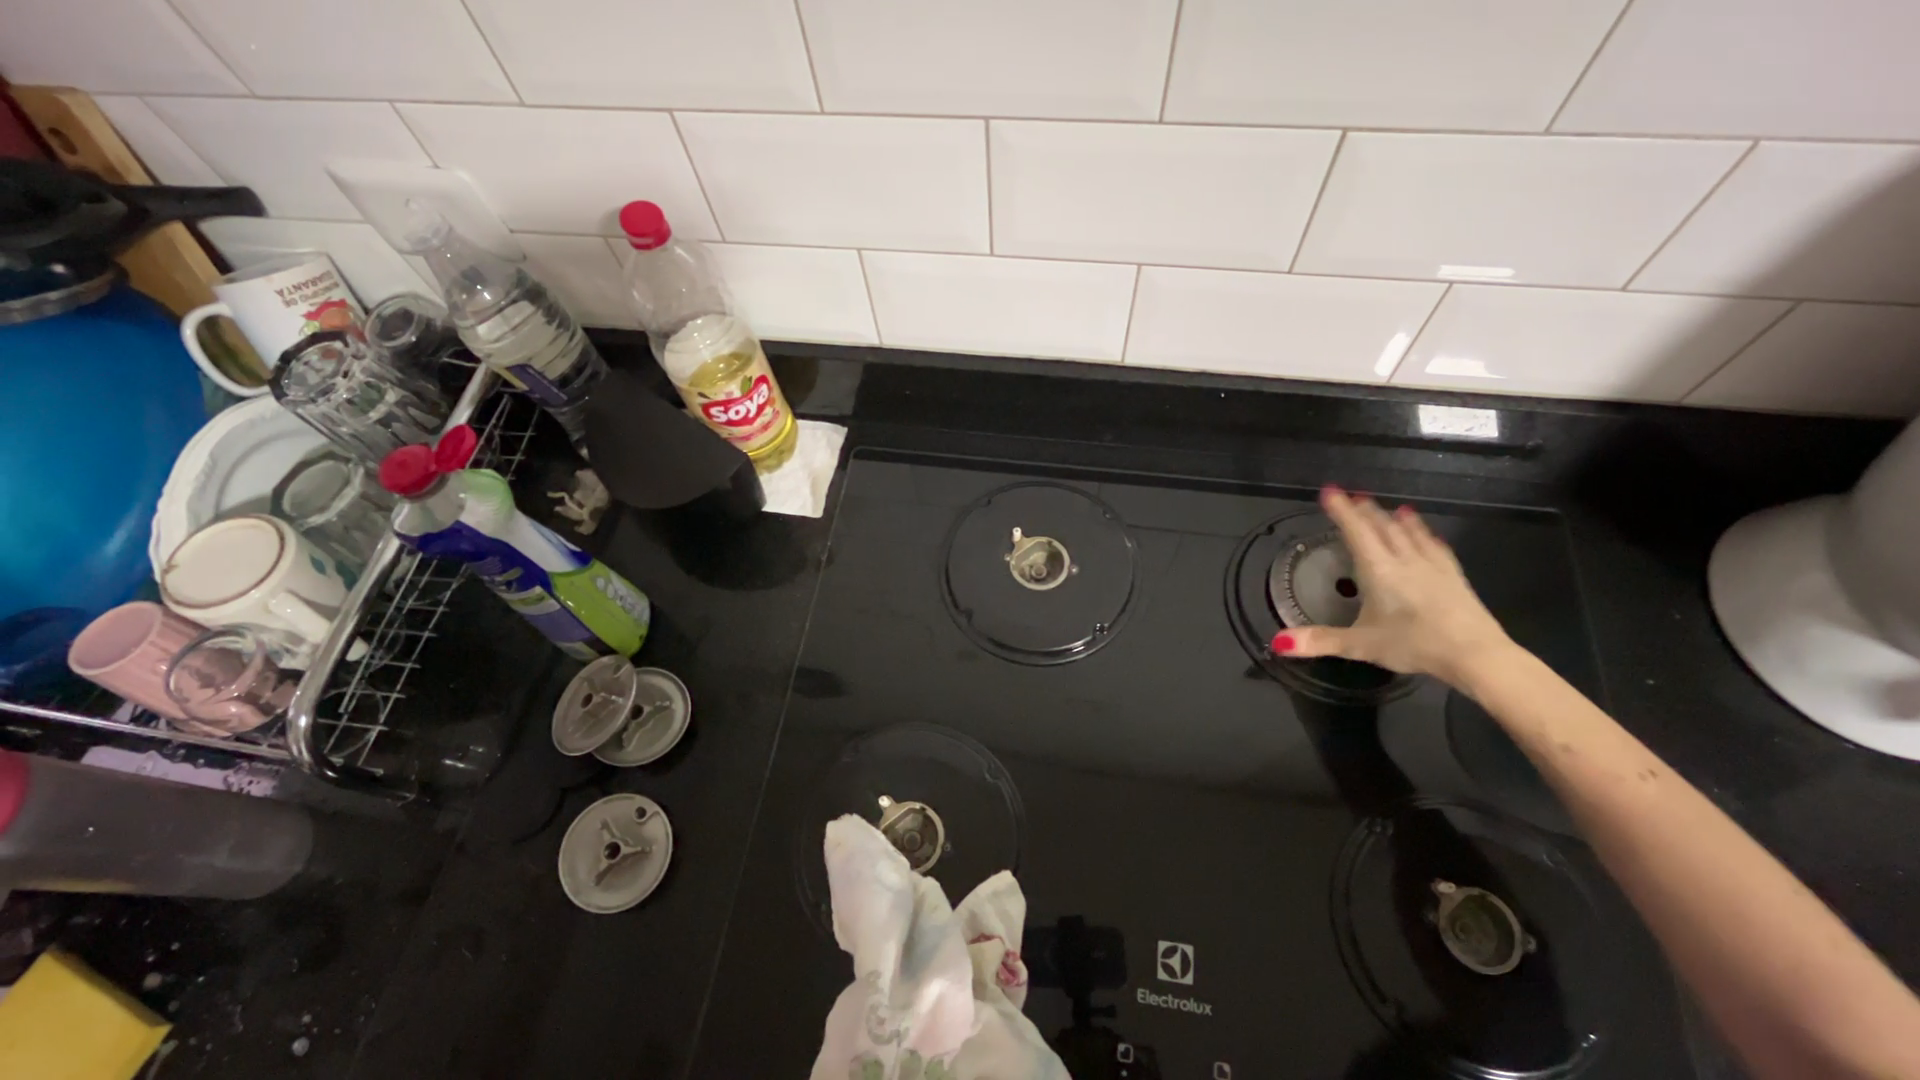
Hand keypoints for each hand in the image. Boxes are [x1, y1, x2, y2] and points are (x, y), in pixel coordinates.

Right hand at [1274, 487, 1513, 688]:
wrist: (1474, 653)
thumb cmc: (1413, 644)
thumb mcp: (1360, 645)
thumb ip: (1319, 641)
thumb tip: (1278, 642)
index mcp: (1378, 570)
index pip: (1356, 532)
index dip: (1341, 510)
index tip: (1330, 491)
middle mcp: (1404, 559)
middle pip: (1382, 527)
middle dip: (1365, 511)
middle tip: (1354, 497)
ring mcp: (1432, 565)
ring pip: (1408, 533)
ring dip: (1393, 518)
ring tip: (1387, 508)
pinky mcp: (1453, 576)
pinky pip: (1434, 546)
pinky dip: (1424, 534)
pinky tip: (1427, 534)